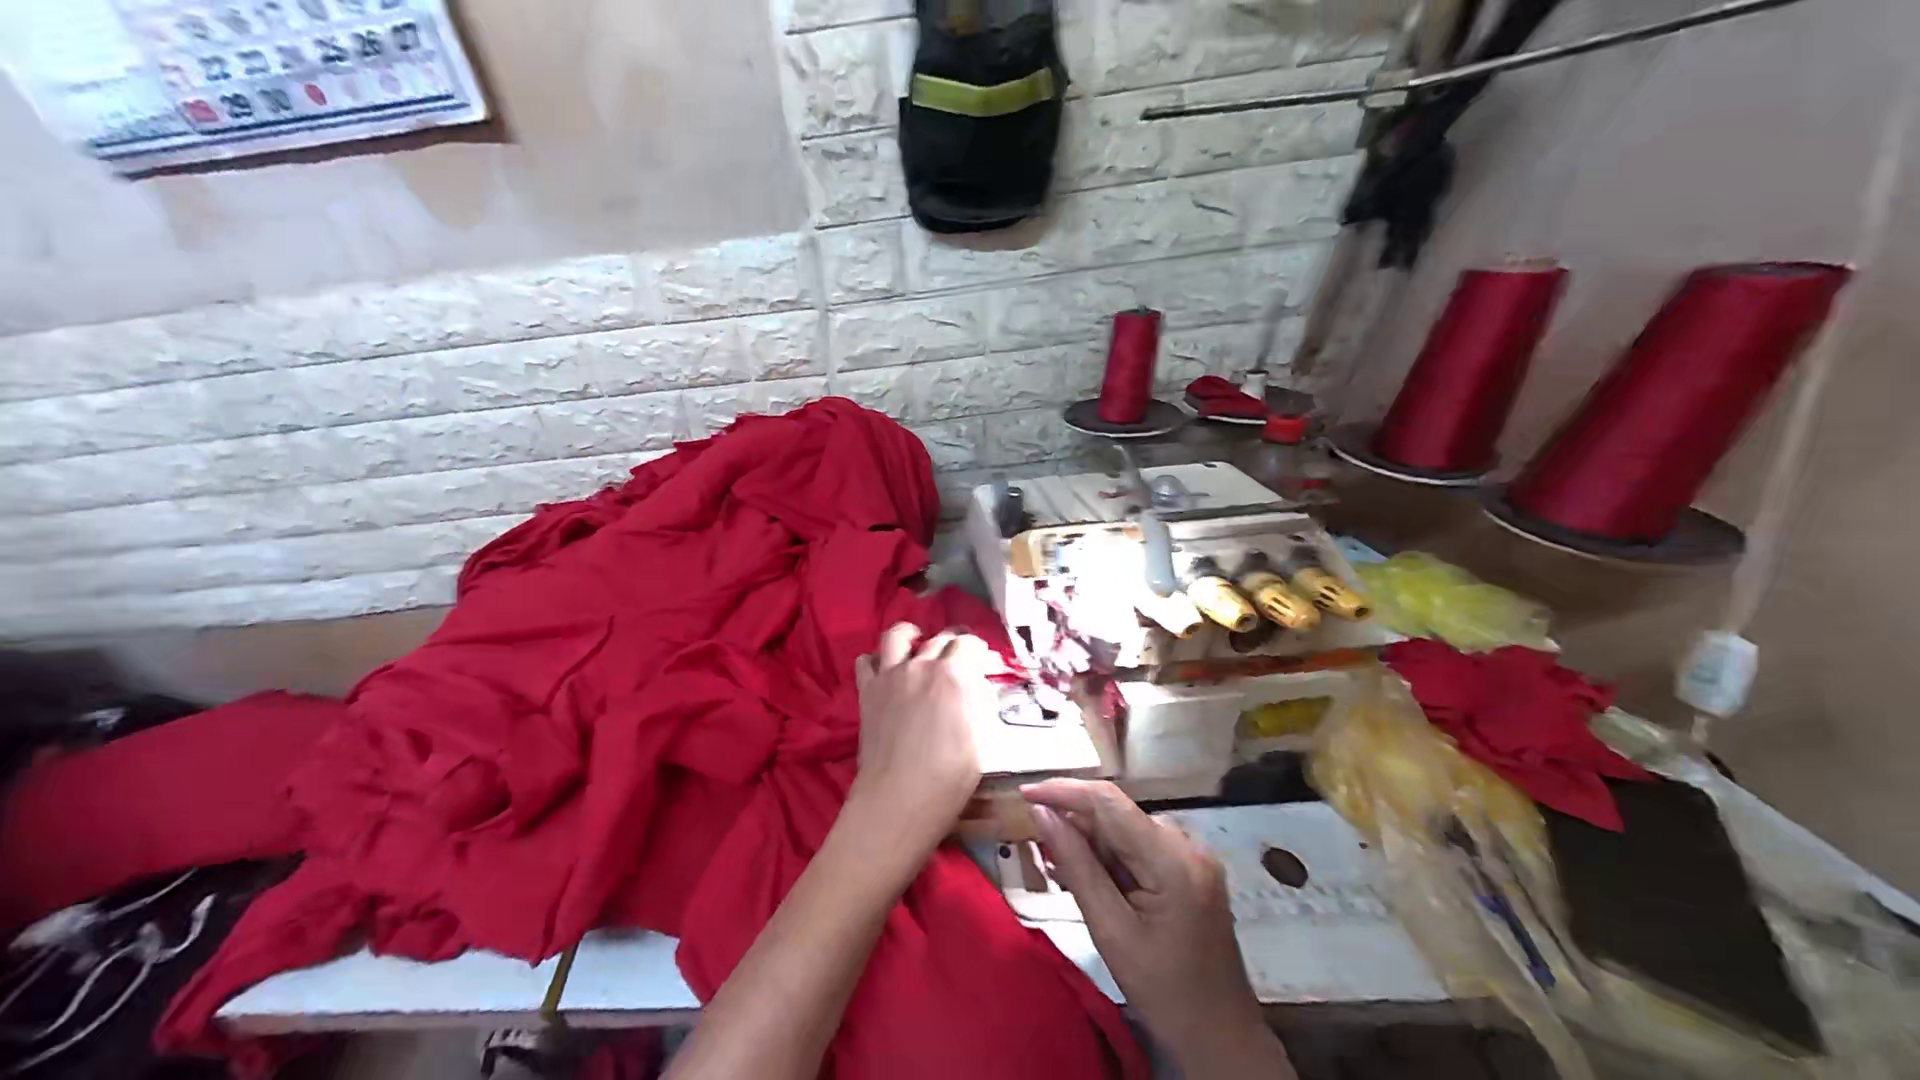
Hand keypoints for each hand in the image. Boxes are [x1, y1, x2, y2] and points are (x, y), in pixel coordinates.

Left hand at [847, 622, 989, 851]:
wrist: (897, 800)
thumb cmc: (948, 779)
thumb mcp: (982, 743)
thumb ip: (979, 707)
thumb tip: (976, 690)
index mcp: (951, 677)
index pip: (967, 644)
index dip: (977, 648)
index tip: (982, 659)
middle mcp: (919, 667)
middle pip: (938, 639)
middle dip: (952, 643)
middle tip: (958, 656)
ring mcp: (889, 677)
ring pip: (896, 636)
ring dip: (911, 635)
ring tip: (917, 643)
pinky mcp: (867, 692)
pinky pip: (865, 662)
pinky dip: (877, 659)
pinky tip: (886, 669)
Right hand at [1021, 779, 1292, 1079]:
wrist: (1220, 1036)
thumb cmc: (1163, 992)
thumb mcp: (1110, 929)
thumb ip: (1076, 864)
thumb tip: (1042, 812)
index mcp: (1172, 859)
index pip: (1109, 802)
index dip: (1064, 790)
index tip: (1024, 792)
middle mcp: (1187, 844)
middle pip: (1117, 815)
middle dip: (1074, 824)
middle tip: (1037, 847)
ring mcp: (1192, 856)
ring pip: (1125, 831)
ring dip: (1089, 844)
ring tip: (1059, 871)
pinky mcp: (1190, 869)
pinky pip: (1140, 848)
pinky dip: (1111, 858)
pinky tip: (1088, 878)